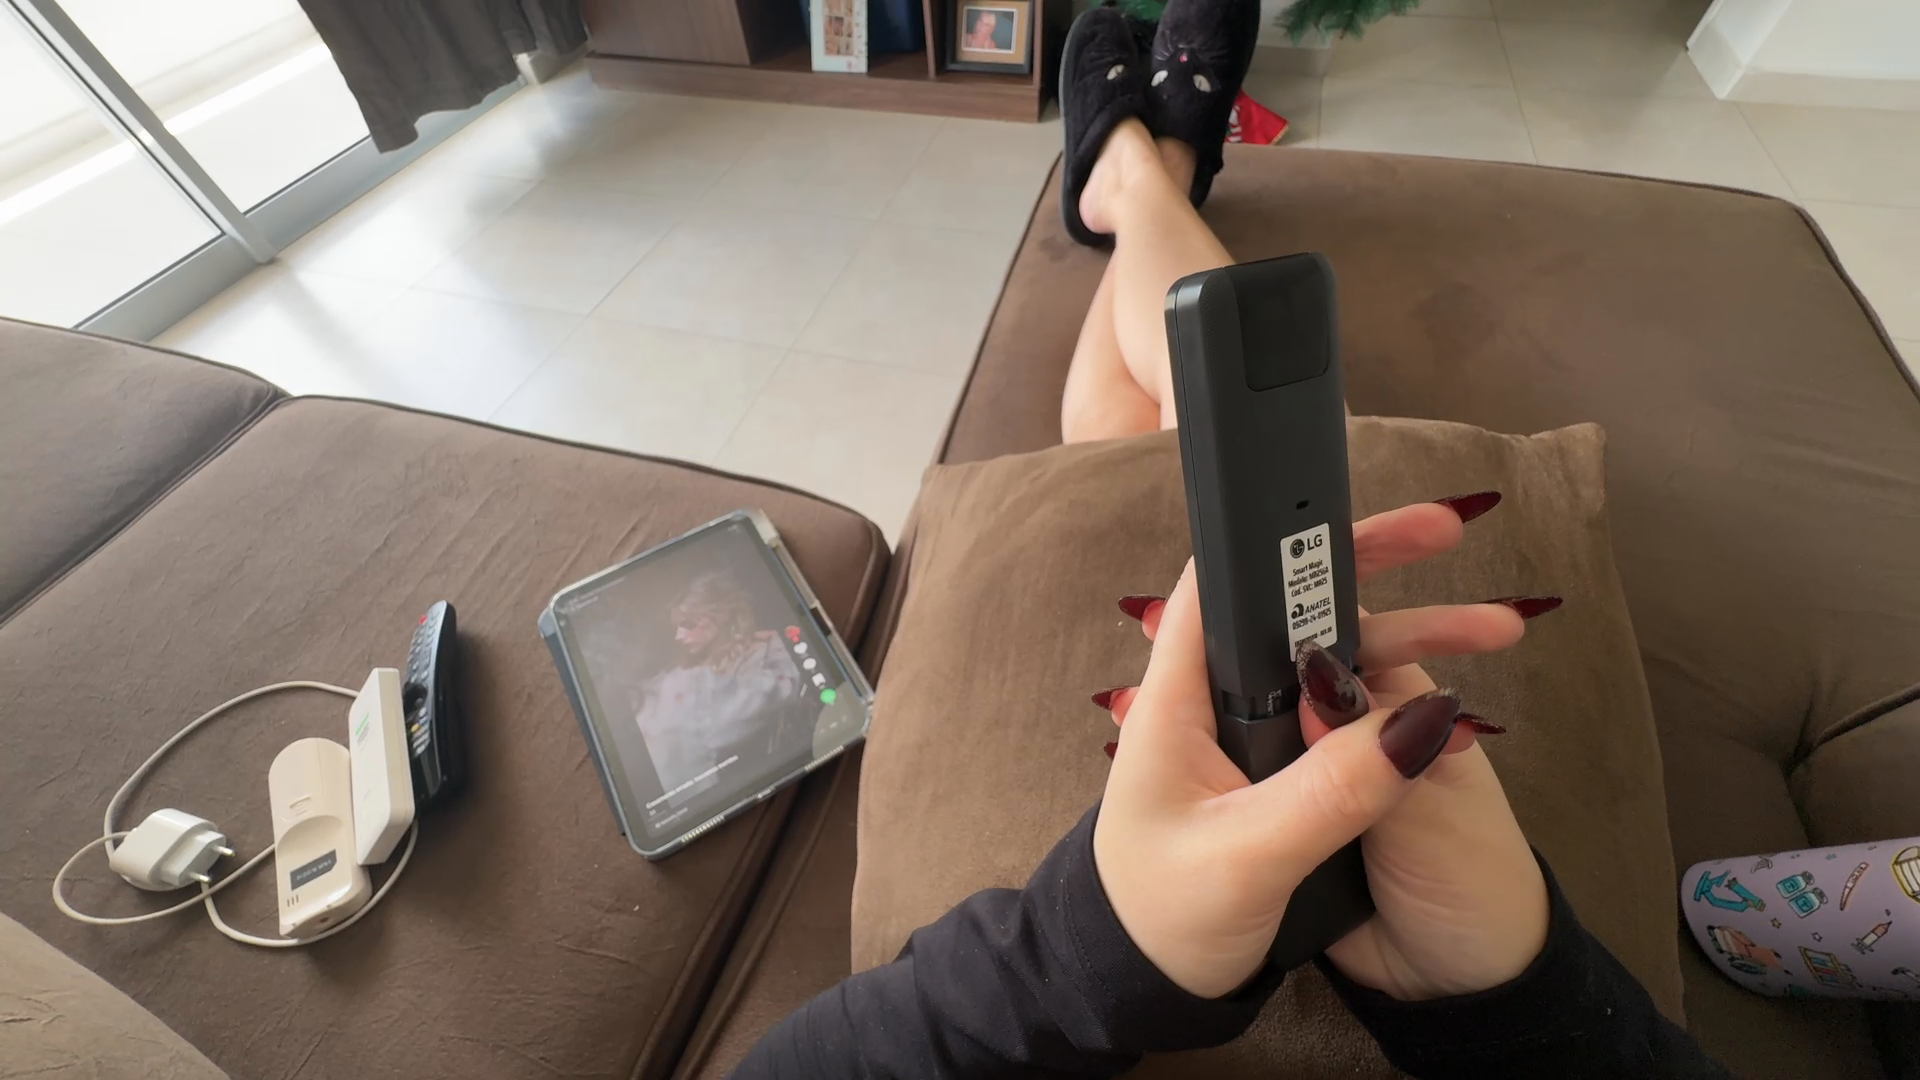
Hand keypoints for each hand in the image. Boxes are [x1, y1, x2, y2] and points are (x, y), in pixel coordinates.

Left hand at [1097, 499, 1549, 1000]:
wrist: (1139, 968)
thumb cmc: (1161, 913)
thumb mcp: (1246, 859)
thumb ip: (1327, 795)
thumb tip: (1418, 721)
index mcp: (1174, 700)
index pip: (1216, 591)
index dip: (1272, 542)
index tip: (1346, 513)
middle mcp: (1204, 699)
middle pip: (1282, 612)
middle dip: (1361, 571)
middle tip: (1442, 533)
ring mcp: (1235, 729)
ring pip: (1317, 661)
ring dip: (1396, 636)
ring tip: (1491, 624)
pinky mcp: (1262, 762)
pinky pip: (1327, 712)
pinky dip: (1383, 696)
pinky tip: (1443, 699)